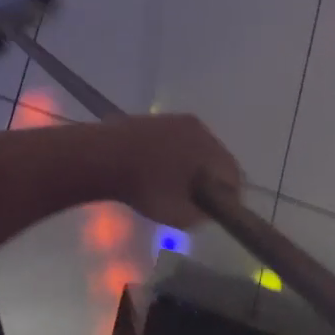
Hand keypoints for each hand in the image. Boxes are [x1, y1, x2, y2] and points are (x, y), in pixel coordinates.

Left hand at [100, 114, 243, 228]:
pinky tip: (159, 171)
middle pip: (216, 159)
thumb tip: (208, 209)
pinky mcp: (154, 119)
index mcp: (208, 146)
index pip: (233, 176)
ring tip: (175, 188)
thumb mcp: (181, 215)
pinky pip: (177, 141)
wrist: (100, 154)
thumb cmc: (145, 186)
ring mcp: (173, 119)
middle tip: (196, 203)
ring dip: (192, 168)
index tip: (216, 215)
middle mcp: (196, 127)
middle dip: (211, 181)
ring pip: (196, 149)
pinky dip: (175, 157)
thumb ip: (204, 215)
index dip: (229, 200)